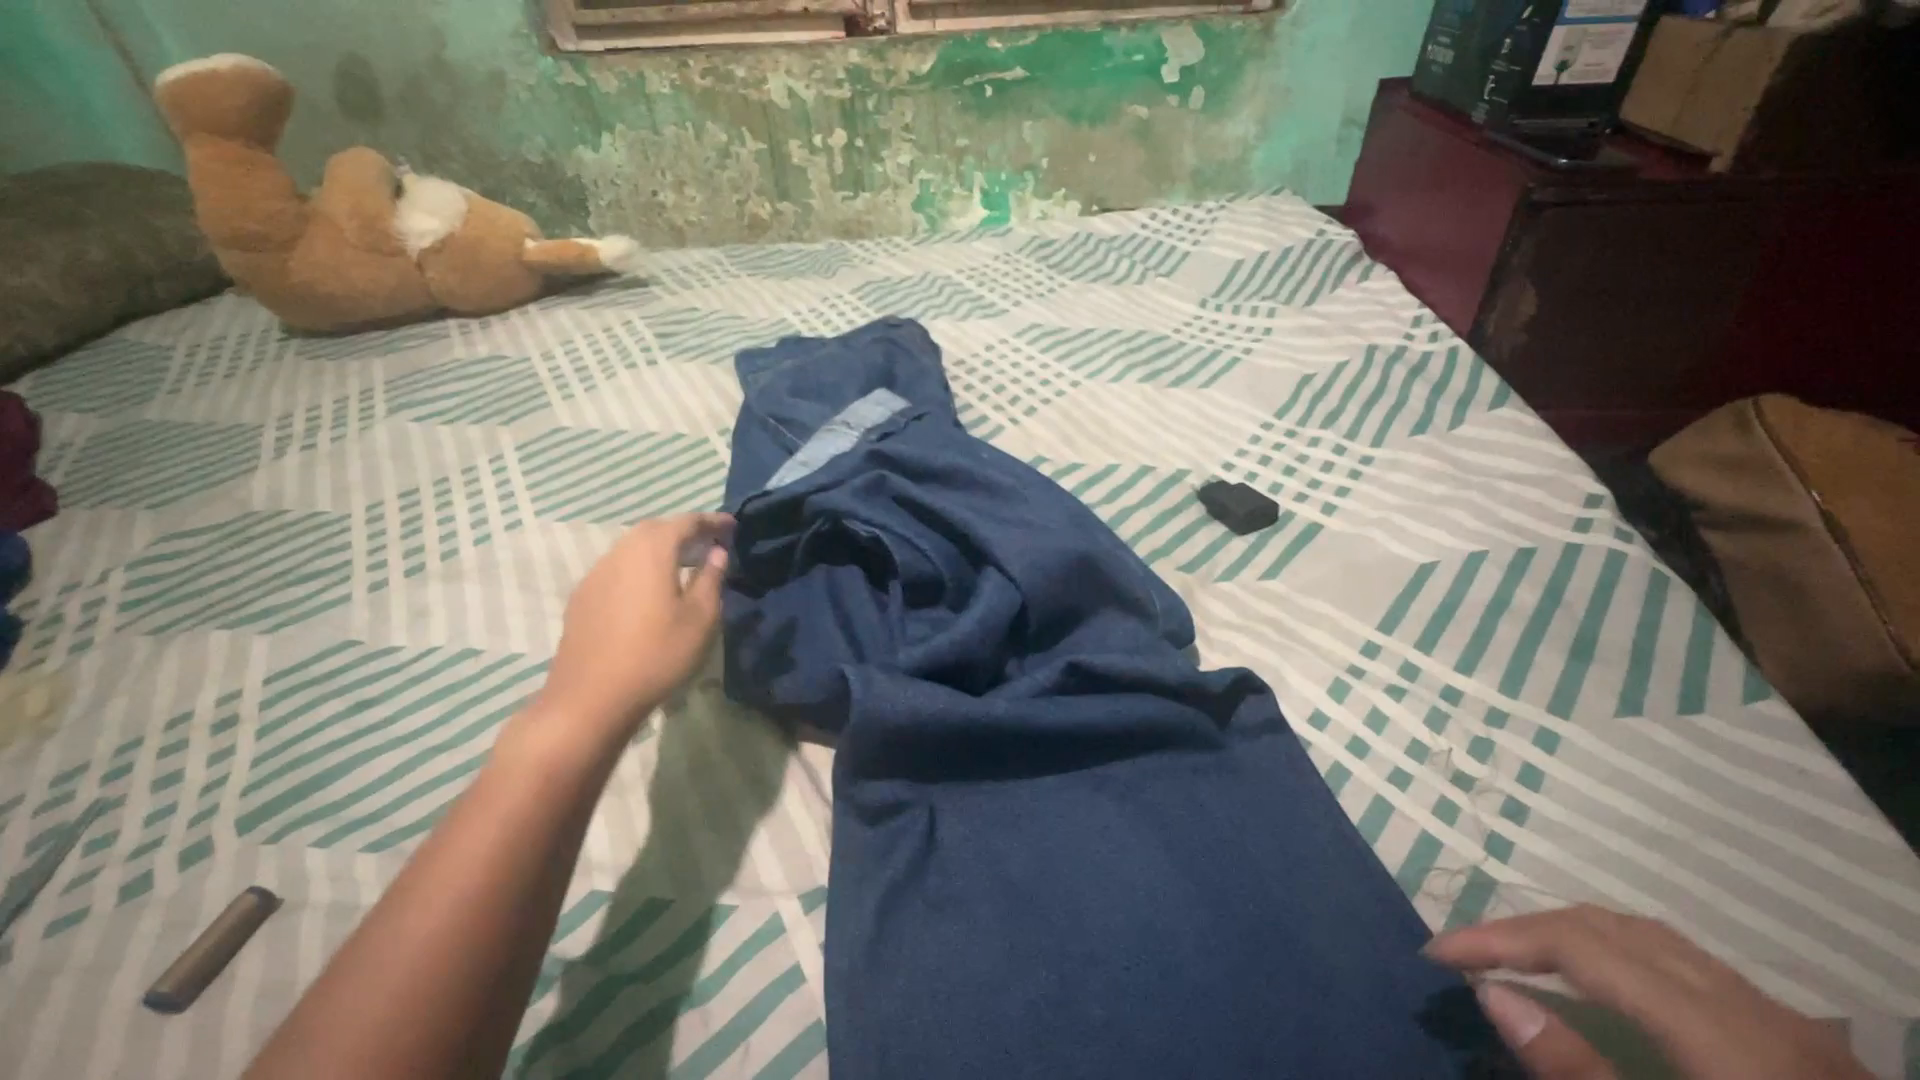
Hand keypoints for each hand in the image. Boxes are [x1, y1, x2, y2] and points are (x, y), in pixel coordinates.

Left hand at [531, 513, 732, 744]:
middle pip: (654, 530)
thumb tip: (716, 553)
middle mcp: (619, 553)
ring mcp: (595, 575)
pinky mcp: (582, 598)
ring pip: (632, 549)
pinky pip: (617, 569)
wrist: (590, 698)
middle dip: (683, 532)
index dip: (711, 521)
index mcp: (651, 552)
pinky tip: (649, 593)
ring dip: (659, 550)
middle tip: (708, 545)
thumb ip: (710, 579)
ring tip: (682, 568)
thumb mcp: (700, 619)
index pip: (685, 522)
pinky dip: (639, 569)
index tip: (732, 526)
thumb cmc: (657, 655)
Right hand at [1427, 905, 1870, 1079]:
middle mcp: (1746, 1005)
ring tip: (1517, 956)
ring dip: (1570, 934)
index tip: (1436, 952)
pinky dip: (1617, 952)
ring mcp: (1777, 1018)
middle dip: (1526, 930)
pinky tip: (1601, 981)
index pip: (1580, 947)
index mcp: (1717, 1030)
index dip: (1498, 940)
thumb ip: (1577, 1070)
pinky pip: (1682, 961)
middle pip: (1610, 928)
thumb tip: (1490, 994)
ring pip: (1649, 937)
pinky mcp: (1793, 1037)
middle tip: (1466, 953)